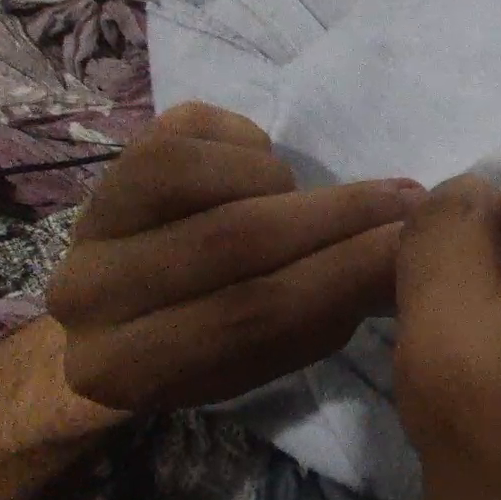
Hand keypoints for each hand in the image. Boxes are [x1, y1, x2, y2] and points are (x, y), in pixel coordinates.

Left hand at [47, 102, 423, 409]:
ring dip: (282, 182)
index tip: (415, 244)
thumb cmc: (225, 338)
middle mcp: (89, 297)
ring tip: (310, 199)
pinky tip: (261, 171)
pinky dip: (245, 144)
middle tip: (406, 199)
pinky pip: (183, 132)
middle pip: (234, 239)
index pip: (258, 314)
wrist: (135, 313)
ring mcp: (85, 225)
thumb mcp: (286, 346)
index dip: (346, 270)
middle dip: (340, 213)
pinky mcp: (101, 166)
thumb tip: (411, 253)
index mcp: (135, 367)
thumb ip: (337, 305)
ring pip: (198, 179)